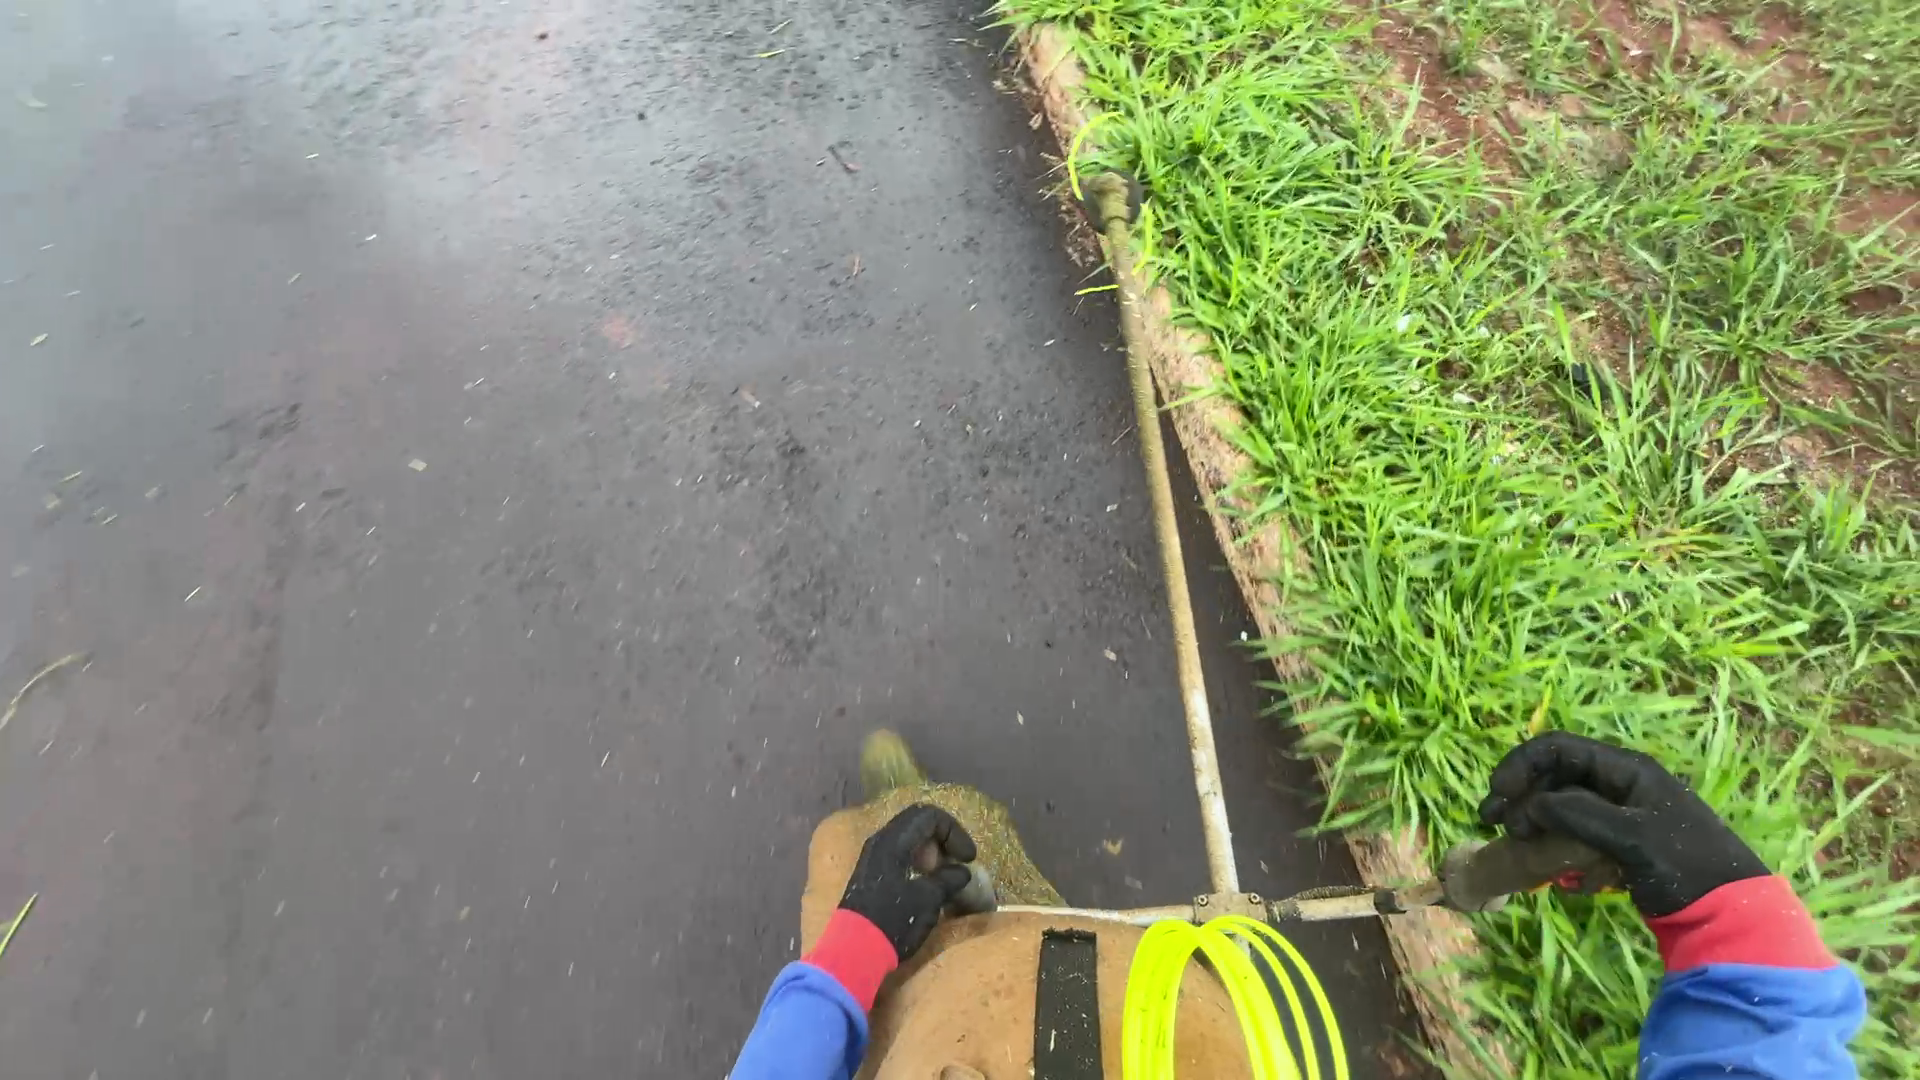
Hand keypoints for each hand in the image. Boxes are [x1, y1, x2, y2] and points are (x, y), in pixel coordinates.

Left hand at [838, 804, 978, 961]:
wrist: (853, 952)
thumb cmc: (892, 922)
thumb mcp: (927, 900)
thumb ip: (947, 880)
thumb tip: (961, 872)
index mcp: (894, 841)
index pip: (929, 816)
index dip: (954, 831)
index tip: (968, 857)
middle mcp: (881, 840)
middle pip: (917, 820)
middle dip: (943, 836)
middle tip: (957, 859)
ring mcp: (873, 855)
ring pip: (907, 836)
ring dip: (930, 848)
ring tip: (943, 872)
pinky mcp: (870, 871)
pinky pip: (899, 851)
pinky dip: (917, 858)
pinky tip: (925, 881)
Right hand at [1477, 732, 1767, 916]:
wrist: (1736, 921)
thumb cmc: (1685, 867)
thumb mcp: (1629, 835)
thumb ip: (1572, 812)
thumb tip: (1525, 809)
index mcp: (1625, 769)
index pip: (1555, 748)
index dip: (1520, 764)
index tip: (1498, 792)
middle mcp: (1617, 783)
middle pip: (1549, 775)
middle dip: (1517, 796)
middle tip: (1491, 822)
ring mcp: (1616, 812)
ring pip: (1555, 804)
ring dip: (1530, 821)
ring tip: (1516, 845)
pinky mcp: (1615, 840)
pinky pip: (1570, 831)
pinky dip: (1553, 844)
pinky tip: (1552, 870)